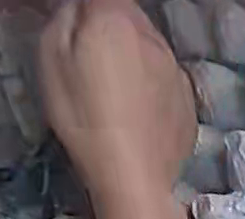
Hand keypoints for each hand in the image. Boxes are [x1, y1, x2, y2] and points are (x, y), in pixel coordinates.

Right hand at [38, 0, 195, 204]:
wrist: (134, 175)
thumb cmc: (83, 114)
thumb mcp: (52, 52)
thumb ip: (70, 17)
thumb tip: (85, 7)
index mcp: (118, 19)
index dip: (92, 6)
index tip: (83, 23)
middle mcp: (157, 42)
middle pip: (131, 16)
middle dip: (112, 23)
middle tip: (94, 50)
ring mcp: (179, 76)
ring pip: (154, 48)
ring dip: (136, 53)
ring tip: (118, 81)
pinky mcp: (191, 106)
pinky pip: (169, 80)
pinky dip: (155, 82)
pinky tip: (141, 105)